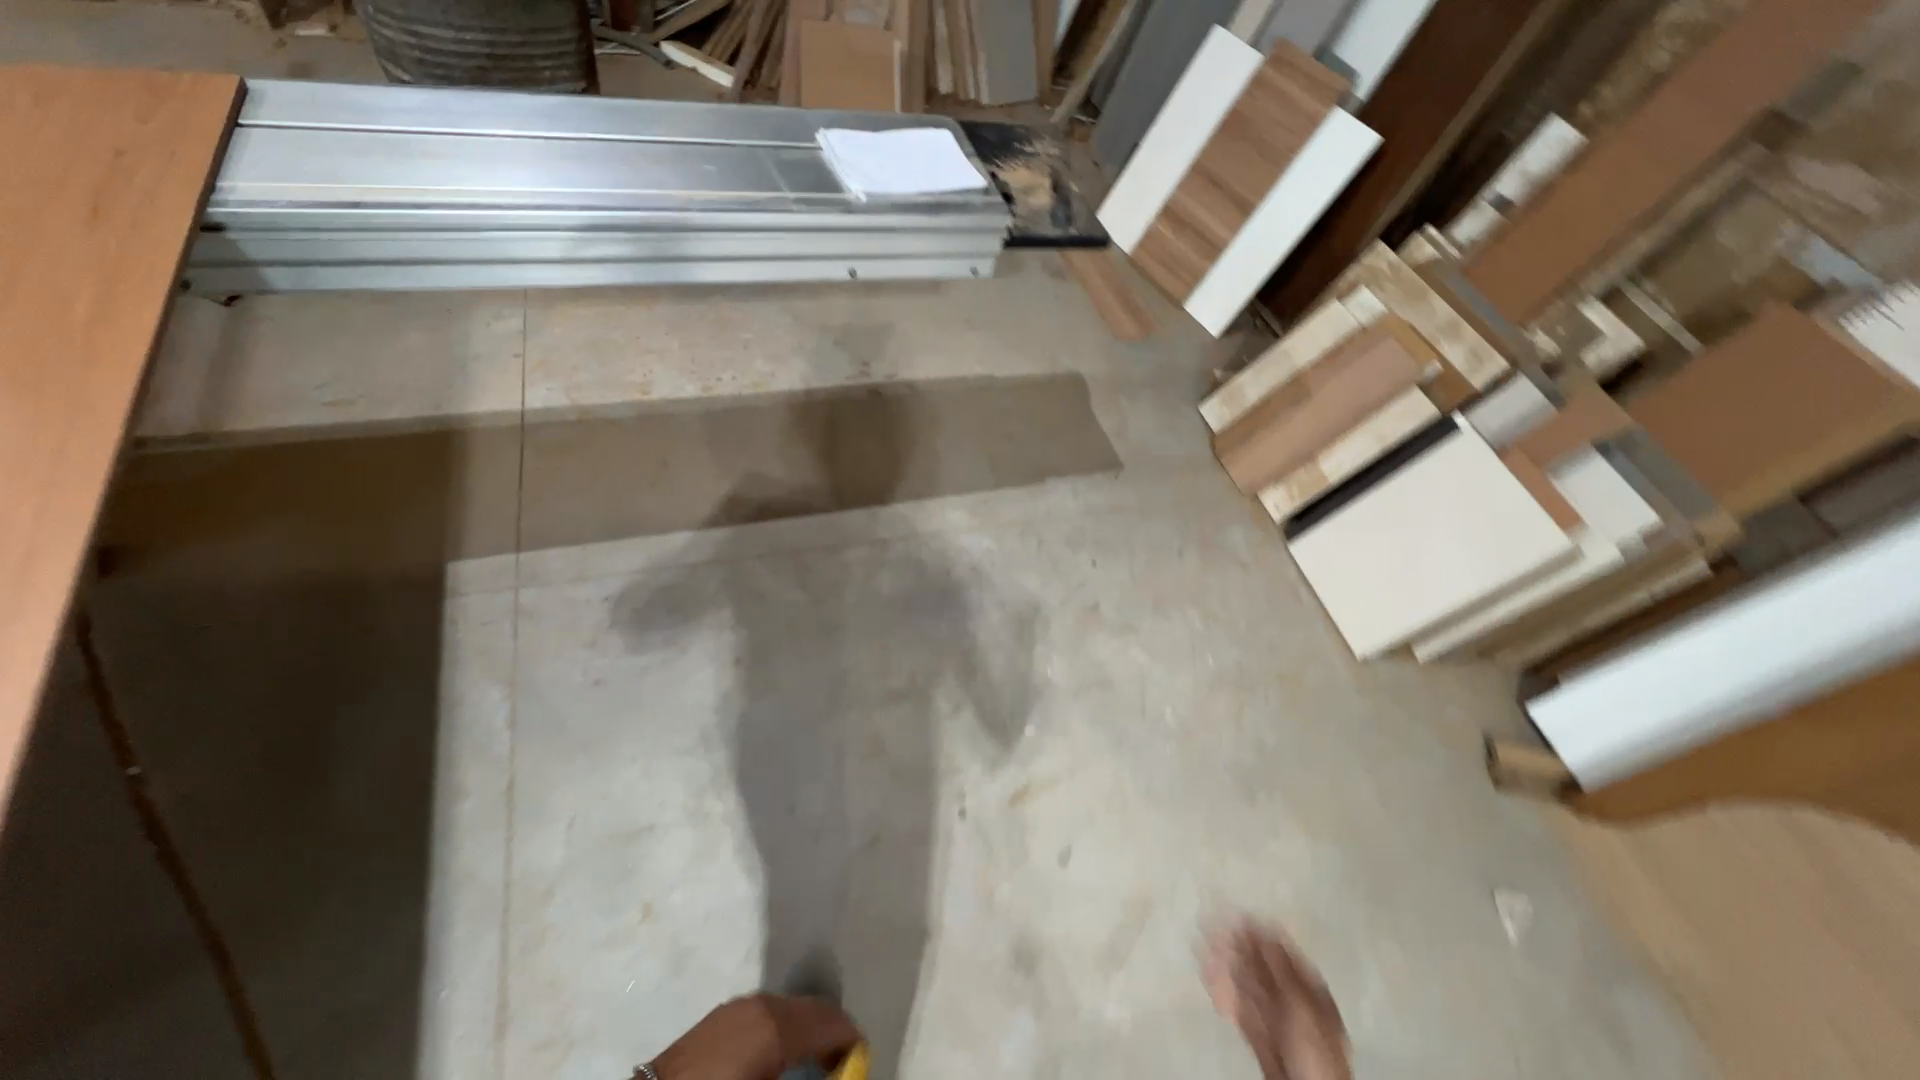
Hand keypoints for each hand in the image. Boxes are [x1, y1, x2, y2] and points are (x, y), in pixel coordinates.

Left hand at [646, 994, 861, 1079]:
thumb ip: (808, 1074)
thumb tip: (836, 1070)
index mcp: (777, 1025)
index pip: (833, 1021)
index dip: (851, 1043)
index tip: (858, 1066)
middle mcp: (763, 1004)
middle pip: (814, 1009)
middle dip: (832, 1034)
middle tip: (839, 1066)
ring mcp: (739, 1006)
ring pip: (790, 1009)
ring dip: (807, 1031)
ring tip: (812, 1064)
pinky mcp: (721, 1016)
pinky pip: (767, 1014)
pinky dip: (783, 1030)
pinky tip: (779, 1058)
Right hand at [1203, 922, 1351, 1079]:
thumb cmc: (1313, 1047)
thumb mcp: (1301, 1005)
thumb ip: (1279, 969)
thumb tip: (1263, 931)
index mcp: (1309, 987)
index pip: (1280, 950)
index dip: (1256, 930)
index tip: (1232, 911)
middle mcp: (1291, 998)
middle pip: (1259, 966)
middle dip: (1233, 944)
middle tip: (1206, 921)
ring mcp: (1274, 1017)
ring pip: (1245, 985)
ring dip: (1222, 964)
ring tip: (1198, 943)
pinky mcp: (1258, 1034)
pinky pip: (1239, 1007)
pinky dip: (1222, 991)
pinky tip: (1207, 976)